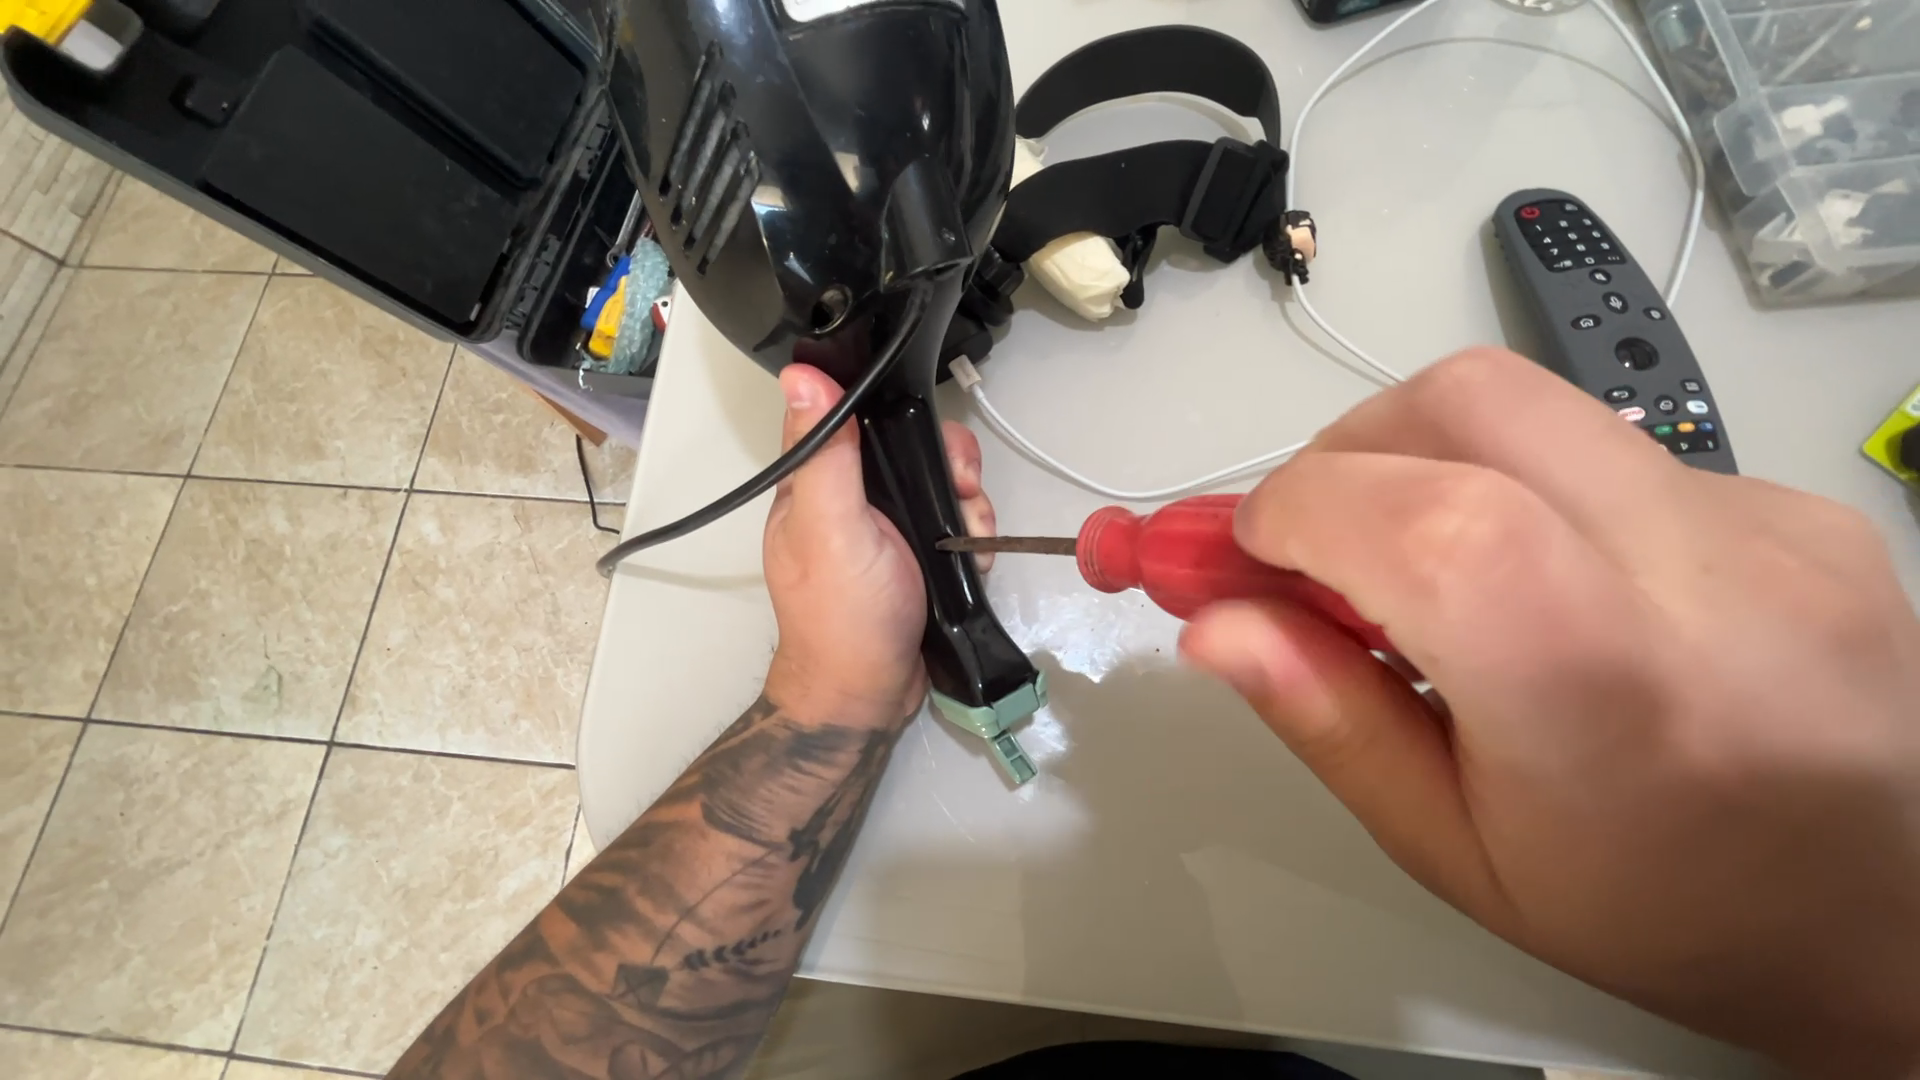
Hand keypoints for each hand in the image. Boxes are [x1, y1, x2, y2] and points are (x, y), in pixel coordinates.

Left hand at [763, 364, 995, 726]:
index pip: (858, 416)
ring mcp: (889, 527)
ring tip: (969, 540)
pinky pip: (955, 522)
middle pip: (912, 447)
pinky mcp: (920, 553)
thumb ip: (825, 454)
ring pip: (941, 483)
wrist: (872, 692)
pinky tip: (972, 556)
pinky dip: (973, 534)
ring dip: (969, 505)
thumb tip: (801, 374)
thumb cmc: (844, 615)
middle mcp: (853, 497)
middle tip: (960, 496)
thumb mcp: (832, 528)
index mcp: (820, 481)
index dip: (897, 414)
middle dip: (949, 465)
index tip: (926, 438)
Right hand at [1179, 349, 1919, 1076]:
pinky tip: (1511, 567)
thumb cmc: (1647, 910)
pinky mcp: (1780, 496)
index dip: (1302, 510)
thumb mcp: (1443, 842)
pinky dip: (1488, 477)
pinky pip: (1575, 436)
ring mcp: (1761, 520)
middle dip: (1339, 452)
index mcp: (1608, 702)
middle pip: (1470, 405)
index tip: (1245, 554)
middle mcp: (1708, 580)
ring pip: (1514, 400)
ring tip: (1400, 556)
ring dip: (1404, 456)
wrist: (1894, 921)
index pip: (1433, 526)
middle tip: (1307, 538)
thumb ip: (1322, 719)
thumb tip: (1212, 626)